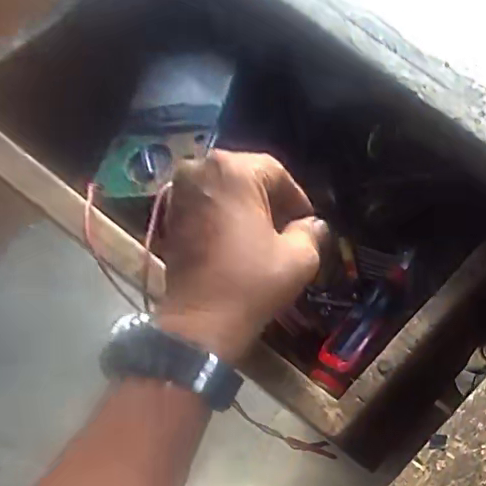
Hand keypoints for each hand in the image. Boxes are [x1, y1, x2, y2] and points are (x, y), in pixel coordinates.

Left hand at [154, 149, 329, 362]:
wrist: (204, 316)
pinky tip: (241, 244)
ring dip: (248, 209)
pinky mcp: (170, 213)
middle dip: (272, 200)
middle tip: (290, 230)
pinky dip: (226, 218)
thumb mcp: (300, 258)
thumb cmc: (255, 281)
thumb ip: (311, 232)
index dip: (298, 198)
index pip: (276, 171)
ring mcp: (179, 190)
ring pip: (225, 190)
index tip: (309, 224)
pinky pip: (207, 205)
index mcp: (234, 171)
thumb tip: (315, 225)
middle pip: (247, 176)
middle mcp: (200, 168)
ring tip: (266, 238)